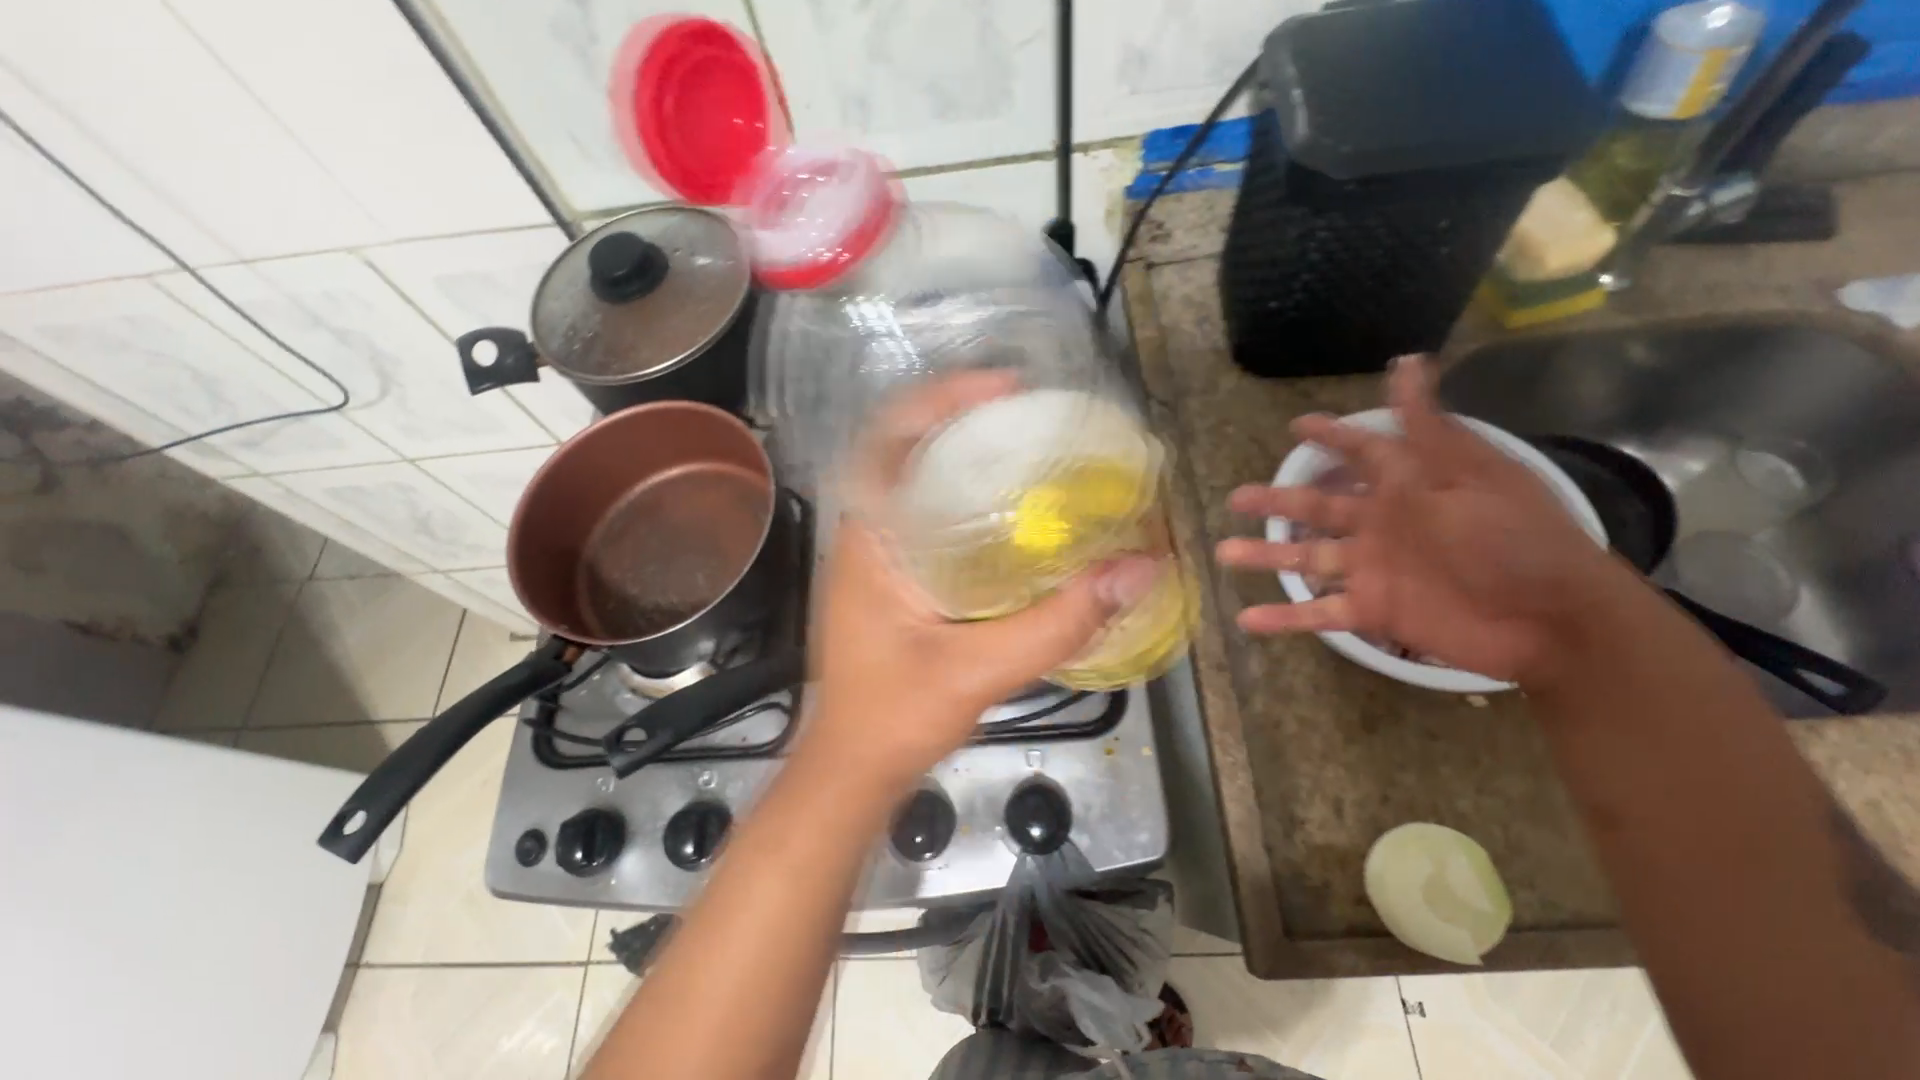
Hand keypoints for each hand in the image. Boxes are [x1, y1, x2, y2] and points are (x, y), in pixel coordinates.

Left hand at [801, 373, 1161, 784]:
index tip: (1007, 388)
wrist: (852, 771)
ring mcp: (879, 563)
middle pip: (911, 454)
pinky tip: (1020, 527)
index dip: (942, 398)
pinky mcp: (896, 588)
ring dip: (971, 467)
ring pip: (923, 491)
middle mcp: (868, 537)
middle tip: (1037, 422)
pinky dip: (973, 511)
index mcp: (869, 537)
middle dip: (969, 427)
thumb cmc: (894, 717)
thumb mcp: (978, 670)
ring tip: (1036, 459)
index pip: (888, 436)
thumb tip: (1141, 569)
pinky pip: (934, 527)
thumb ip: (1058, 623)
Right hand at [1215, 356, 1616, 682]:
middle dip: (1277, 500)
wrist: (1551, 617)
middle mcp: (1383, 524)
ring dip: (1266, 555)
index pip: (1359, 454)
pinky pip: (1319, 614)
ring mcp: (1374, 570)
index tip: (1296, 427)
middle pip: (1317, 509)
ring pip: (1306, 560)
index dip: (1330, 438)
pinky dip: (1284, 618)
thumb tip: (1406, 362)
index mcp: (1407, 486)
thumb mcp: (1468, 472)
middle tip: (1237, 496)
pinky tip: (1246, 619)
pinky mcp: (1374, 611)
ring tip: (1225, 551)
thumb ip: (1426, 426)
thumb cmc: (1514, 537)